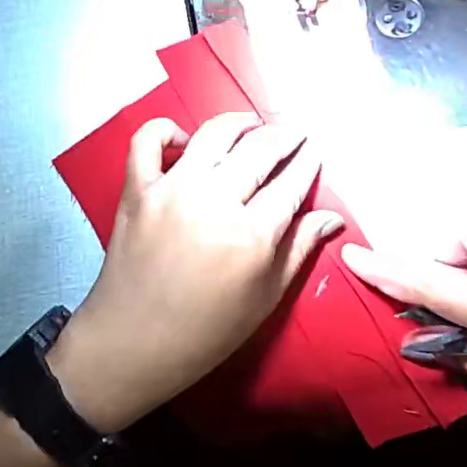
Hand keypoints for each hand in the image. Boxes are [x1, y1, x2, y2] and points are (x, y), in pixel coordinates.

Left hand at [49, 112, 343, 433]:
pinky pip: (148, 140)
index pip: (290, 184)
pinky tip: (184, 140)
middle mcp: (213, 202)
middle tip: (294, 133)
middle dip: (284, 136)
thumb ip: (299, 249)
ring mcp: (170, 191)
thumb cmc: (207, 330)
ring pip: (212, 135)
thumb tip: (333, 218)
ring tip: (253, 125)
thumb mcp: (265, 297)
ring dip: (239, 123)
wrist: (132, 343)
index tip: (315, 151)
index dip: (307, 163)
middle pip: (259, 151)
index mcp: (251, 236)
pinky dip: (166, 131)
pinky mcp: (136, 190)